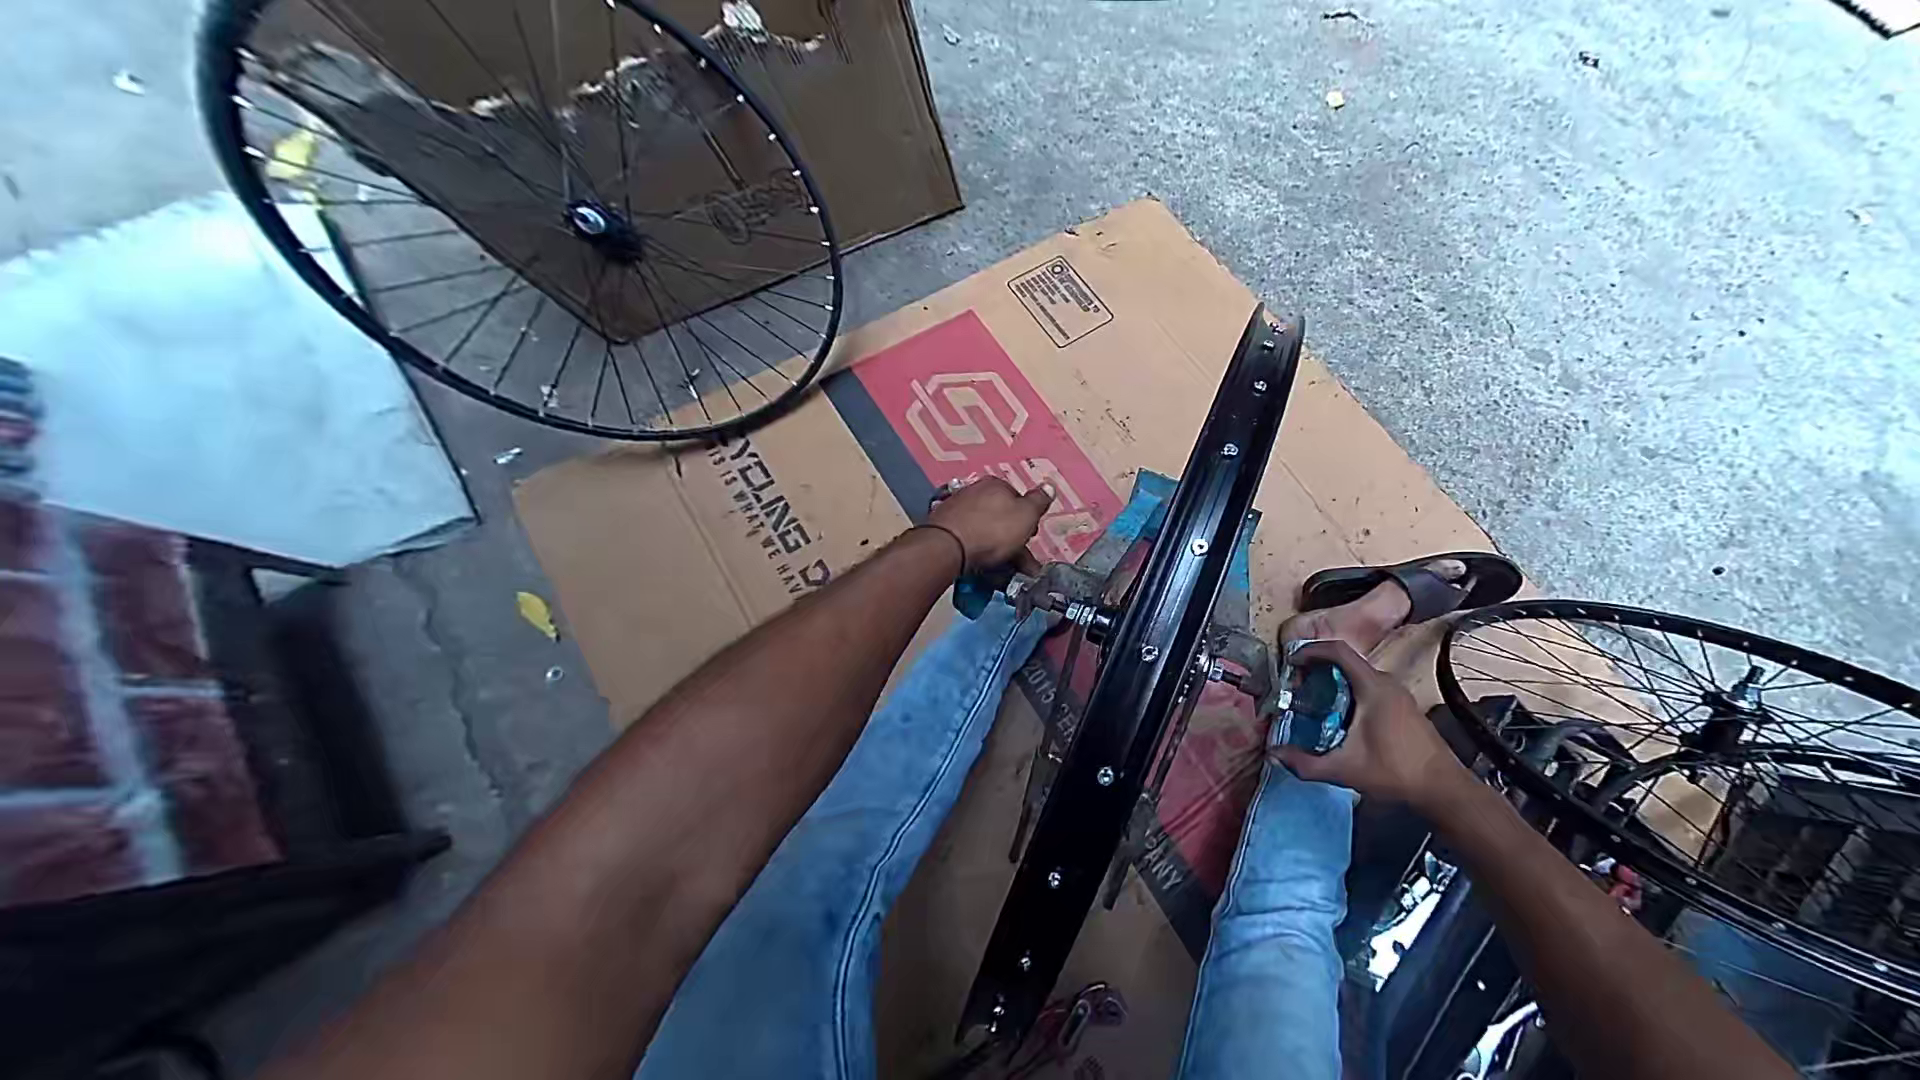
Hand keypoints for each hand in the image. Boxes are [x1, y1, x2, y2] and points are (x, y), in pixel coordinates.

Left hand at [926, 476, 1052, 570]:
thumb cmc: (992, 530)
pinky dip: (975, 551)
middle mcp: (974, 491)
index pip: (1018, 500)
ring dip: (995, 550)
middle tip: (1019, 564)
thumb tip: (1048, 486)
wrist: (947, 547)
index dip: (1026, 521)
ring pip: (984, 530)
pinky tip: (979, 566)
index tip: (1028, 540)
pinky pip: (966, 539)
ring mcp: (956, 508)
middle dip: (1012, 541)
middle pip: (1000, 517)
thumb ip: (1039, 501)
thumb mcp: (1026, 515)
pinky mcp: (942, 527)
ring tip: (1001, 573)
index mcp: (996, 485)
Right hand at [1271, 640, 1469, 811]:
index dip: (1310, 650)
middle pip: (1345, 660)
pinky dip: (1347, 689)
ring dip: (1332, 679)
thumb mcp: (1344, 769)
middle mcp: (1386, 683)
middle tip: (1296, 685)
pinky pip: (1367, 685)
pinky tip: (1337, 713)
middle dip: (1316, 668)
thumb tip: (1273, 754)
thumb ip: (1305, 763)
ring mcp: (1397, 693)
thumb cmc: (1396, 772)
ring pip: (1356, 673)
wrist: (1445, 790)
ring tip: (1311, 698)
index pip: (1338, 651)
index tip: (1291, 662)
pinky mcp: (1402, 705)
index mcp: (1373, 687)